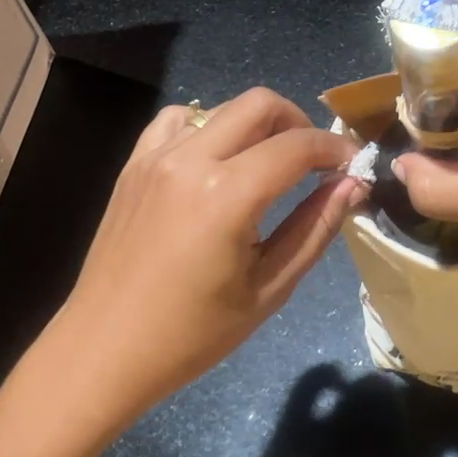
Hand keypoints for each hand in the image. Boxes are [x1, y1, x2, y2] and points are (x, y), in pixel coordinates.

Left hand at [49, 87, 361, 420]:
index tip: (353, 165)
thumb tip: (353, 186)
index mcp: (227, 195)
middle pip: (261, 104)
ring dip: (257, 124)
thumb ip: (315, 229)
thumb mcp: (268, 289)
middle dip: (300, 123)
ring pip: (222, 107)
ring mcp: (156, 156)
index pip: (297, 146)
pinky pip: (178, 119)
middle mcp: (191, 160)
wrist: (104, 351)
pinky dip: (208, 125)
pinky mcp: (135, 163)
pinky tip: (215, 159)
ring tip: (268, 162)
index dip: (335, 148)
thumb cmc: (192, 334)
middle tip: (315, 161)